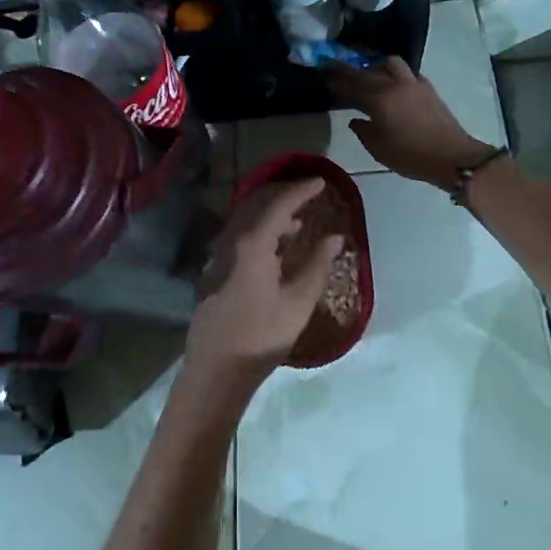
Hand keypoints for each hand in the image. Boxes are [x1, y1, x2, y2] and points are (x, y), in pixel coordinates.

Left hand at [187, 179, 342, 382]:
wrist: (217, 367)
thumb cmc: (262, 334)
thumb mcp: (299, 301)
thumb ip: (317, 265)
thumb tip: (334, 237)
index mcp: (253, 244)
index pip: (278, 205)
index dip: (300, 191)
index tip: (320, 182)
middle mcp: (232, 242)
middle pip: (258, 207)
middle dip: (284, 198)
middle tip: (309, 197)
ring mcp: (220, 256)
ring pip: (247, 224)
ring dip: (272, 218)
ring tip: (299, 224)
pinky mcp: (216, 272)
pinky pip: (240, 239)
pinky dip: (261, 234)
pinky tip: (276, 250)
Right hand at [329, 56, 495, 188]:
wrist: (452, 157)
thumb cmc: (410, 155)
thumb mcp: (378, 148)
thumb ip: (363, 130)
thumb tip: (356, 119)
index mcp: (380, 98)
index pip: (352, 82)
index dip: (337, 79)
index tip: (324, 74)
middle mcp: (396, 84)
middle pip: (369, 70)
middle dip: (352, 70)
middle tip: (340, 73)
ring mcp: (414, 84)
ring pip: (391, 64)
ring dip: (377, 66)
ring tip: (370, 77)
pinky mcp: (428, 89)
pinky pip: (407, 73)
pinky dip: (395, 75)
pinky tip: (393, 87)